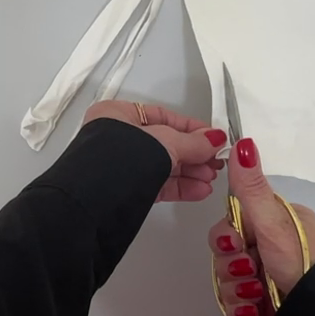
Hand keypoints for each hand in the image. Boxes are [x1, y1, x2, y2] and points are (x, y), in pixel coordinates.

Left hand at [82, 100, 226, 202]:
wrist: (97, 200)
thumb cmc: (119, 161)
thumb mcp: (164, 143)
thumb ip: (192, 142)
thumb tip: (214, 138)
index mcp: (117, 115)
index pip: (162, 117)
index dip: (191, 128)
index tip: (214, 137)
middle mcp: (116, 138)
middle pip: (165, 143)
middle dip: (194, 154)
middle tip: (216, 160)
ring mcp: (120, 166)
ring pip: (162, 166)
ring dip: (190, 172)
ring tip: (211, 177)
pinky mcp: (126, 190)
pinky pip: (157, 184)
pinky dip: (180, 187)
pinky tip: (199, 190)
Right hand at [208, 137, 314, 315]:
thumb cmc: (301, 260)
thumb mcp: (273, 222)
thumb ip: (251, 187)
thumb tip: (243, 140)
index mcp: (273, 223)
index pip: (231, 223)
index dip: (225, 237)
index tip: (236, 244)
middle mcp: (269, 247)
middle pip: (225, 253)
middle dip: (230, 268)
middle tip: (248, 273)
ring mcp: (266, 277)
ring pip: (227, 279)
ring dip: (236, 291)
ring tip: (255, 297)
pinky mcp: (264, 304)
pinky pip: (236, 304)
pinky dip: (241, 311)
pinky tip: (252, 313)